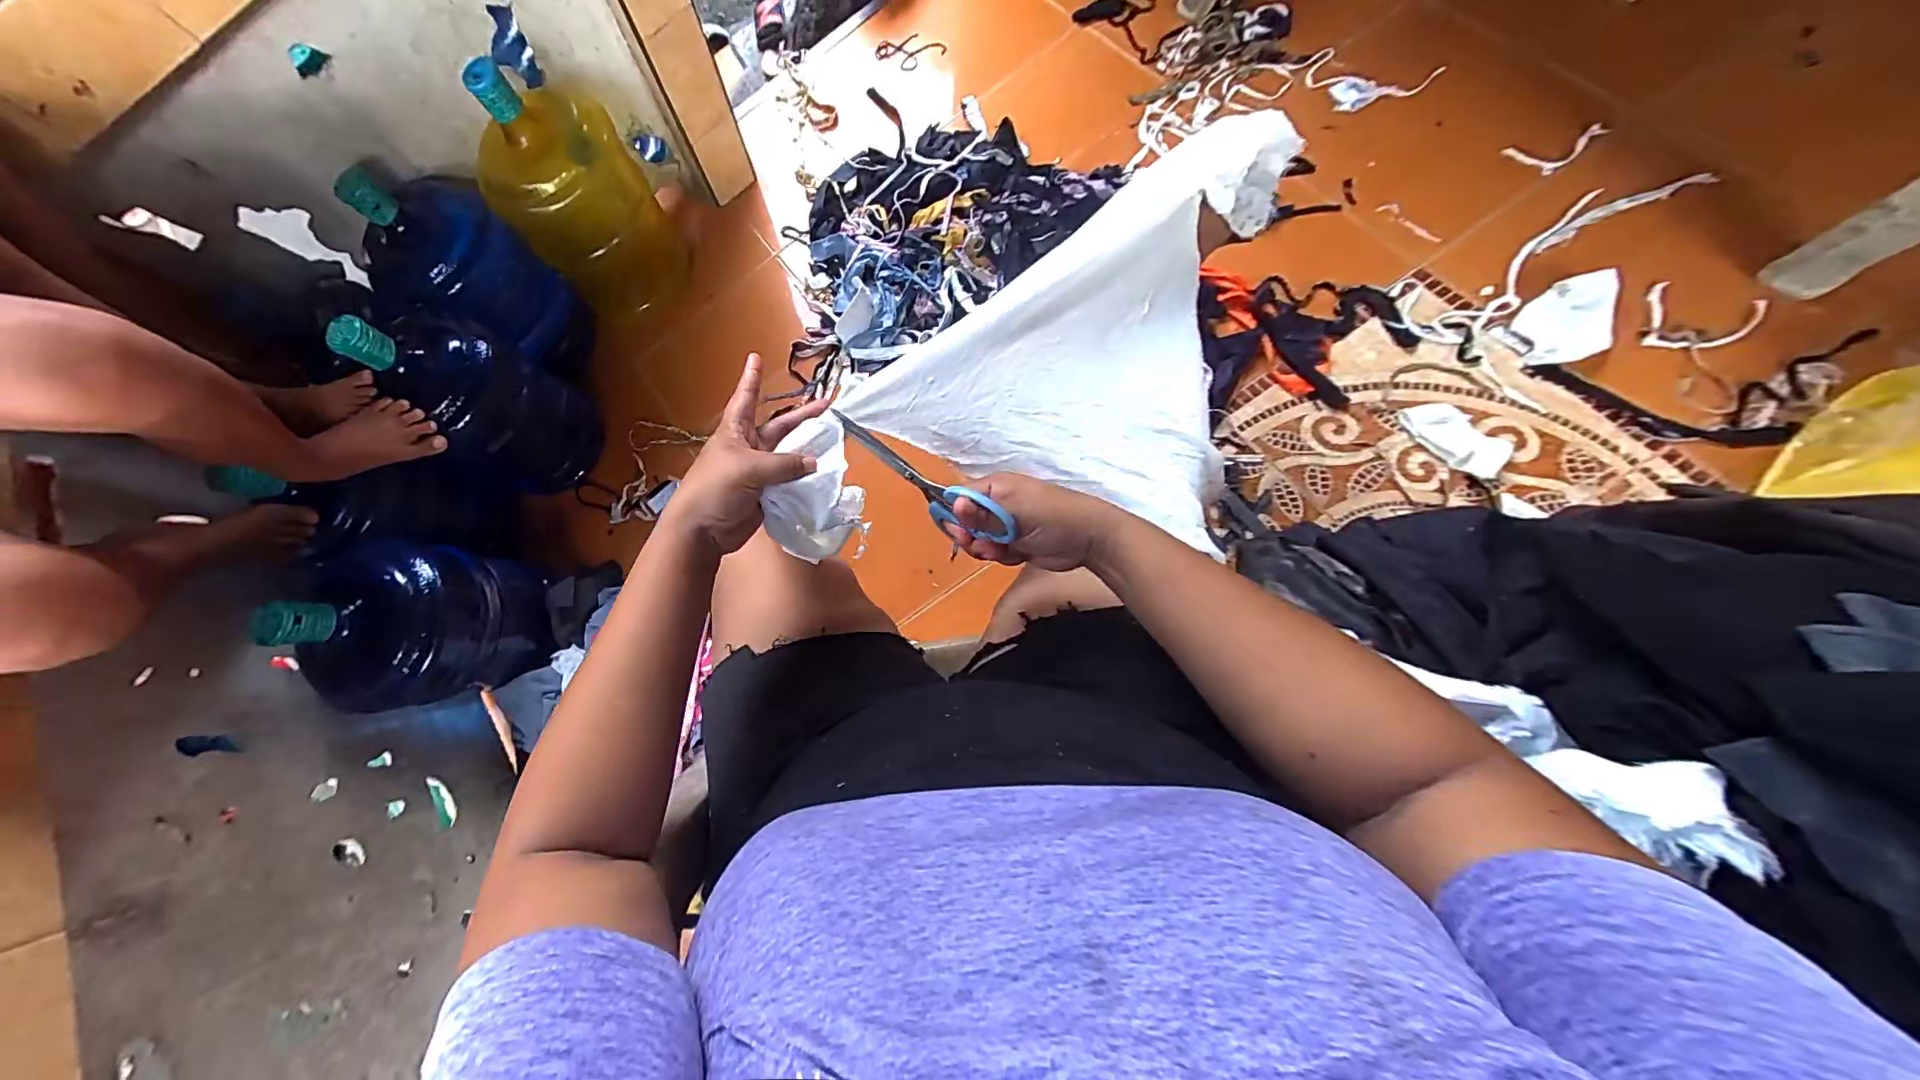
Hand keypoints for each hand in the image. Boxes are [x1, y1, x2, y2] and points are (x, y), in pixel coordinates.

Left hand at [660, 354, 827, 556]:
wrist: (703, 529)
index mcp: (735, 432)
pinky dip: (805, 479)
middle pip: (779, 427)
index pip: (746, 399)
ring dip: (808, 449)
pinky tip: (823, 475)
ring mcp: (758, 472)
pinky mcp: (766, 494)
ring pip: (789, 456)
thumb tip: (814, 462)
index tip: (755, 357)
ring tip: (833, 440)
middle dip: (801, 416)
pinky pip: (790, 481)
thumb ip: (785, 464)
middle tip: (827, 405)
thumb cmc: (716, 488)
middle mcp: (748, 448)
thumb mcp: (750, 468)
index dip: (751, 379)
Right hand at [941, 472, 1125, 572]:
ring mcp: (1006, 525)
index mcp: (994, 487)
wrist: (1088, 538)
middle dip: (971, 536)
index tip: (959, 532)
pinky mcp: (1015, 543)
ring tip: (1001, 551)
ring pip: (979, 540)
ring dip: (987, 549)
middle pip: (966, 522)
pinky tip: (1014, 556)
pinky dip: (1001, 556)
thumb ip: (982, 513)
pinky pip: (995, 552)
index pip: (960, 498)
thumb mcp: (1014, 513)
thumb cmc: (1051, 516)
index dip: (954, 516)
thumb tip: (953, 502)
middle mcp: (997, 504)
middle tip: (980, 545)